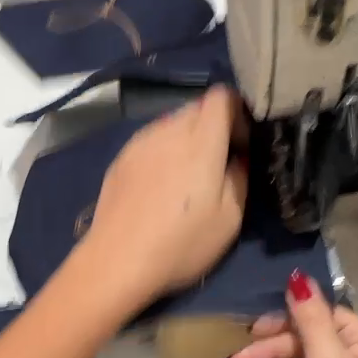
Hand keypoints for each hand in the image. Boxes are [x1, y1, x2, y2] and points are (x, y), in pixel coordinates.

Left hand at [75, 87, 247, 307]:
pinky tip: (158, 189)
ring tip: (185, 181)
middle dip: (213, 128)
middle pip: (198, 107)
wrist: (117, 261)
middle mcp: (169, 129)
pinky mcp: (121, 158)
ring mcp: (140, 142)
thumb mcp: (229, 220)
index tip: (241, 146)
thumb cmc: (181, 244)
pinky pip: (151, 142)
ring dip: (186, 141)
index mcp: (201, 140)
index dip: (238, 114)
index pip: (224, 96)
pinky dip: (162, 154)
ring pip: (172, 124)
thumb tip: (238, 157)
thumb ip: (240, 178)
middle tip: (216, 166)